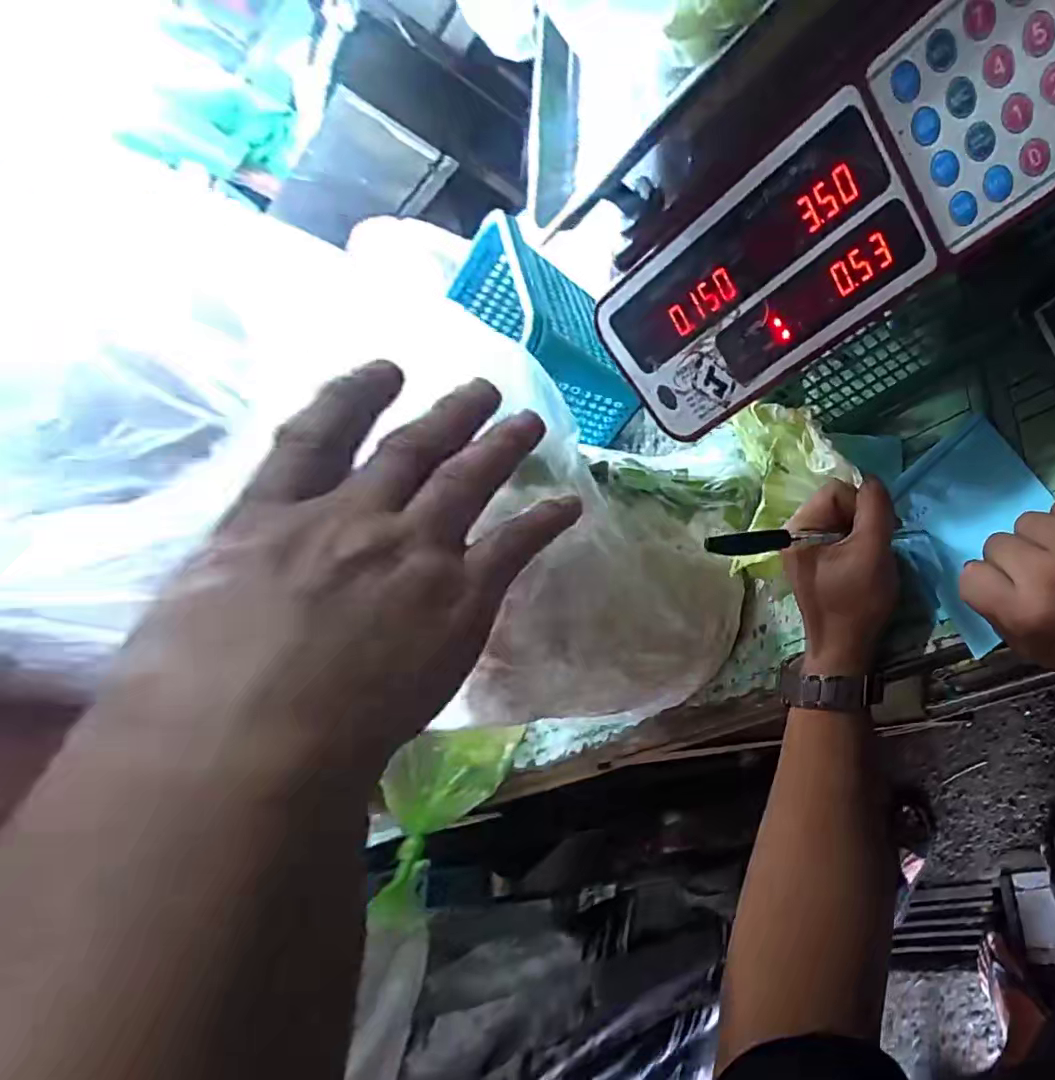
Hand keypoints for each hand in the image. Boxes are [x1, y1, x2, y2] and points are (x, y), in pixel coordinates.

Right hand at [93, 362, 580, 784]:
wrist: (250, 744)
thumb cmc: (194, 693)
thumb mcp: (197, 604)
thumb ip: (250, 566)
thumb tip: (270, 561)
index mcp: (268, 521)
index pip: (314, 439)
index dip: (354, 396)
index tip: (386, 368)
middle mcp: (350, 521)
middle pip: (410, 451)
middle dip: (452, 414)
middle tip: (485, 389)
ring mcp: (414, 553)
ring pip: (468, 480)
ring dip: (503, 446)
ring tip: (530, 423)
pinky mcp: (465, 592)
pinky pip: (517, 542)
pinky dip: (547, 518)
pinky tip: (569, 503)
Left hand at [785, 479, 897, 674]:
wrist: (844, 651)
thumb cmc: (857, 602)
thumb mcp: (872, 550)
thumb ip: (875, 509)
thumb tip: (874, 480)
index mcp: (798, 528)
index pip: (837, 490)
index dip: (864, 506)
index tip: (880, 533)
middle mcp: (793, 534)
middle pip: (839, 503)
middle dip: (864, 519)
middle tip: (879, 546)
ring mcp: (802, 549)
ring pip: (843, 520)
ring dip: (864, 534)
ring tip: (873, 559)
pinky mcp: (814, 563)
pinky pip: (840, 538)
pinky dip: (858, 546)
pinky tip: (865, 566)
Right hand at [958, 498, 1054, 688]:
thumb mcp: (1033, 650)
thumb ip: (998, 614)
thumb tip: (979, 576)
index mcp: (1026, 612)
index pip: (971, 575)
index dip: (985, 582)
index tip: (1004, 589)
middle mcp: (1048, 573)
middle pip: (996, 543)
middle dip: (1012, 560)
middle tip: (1037, 574)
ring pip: (1027, 520)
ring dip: (1038, 539)